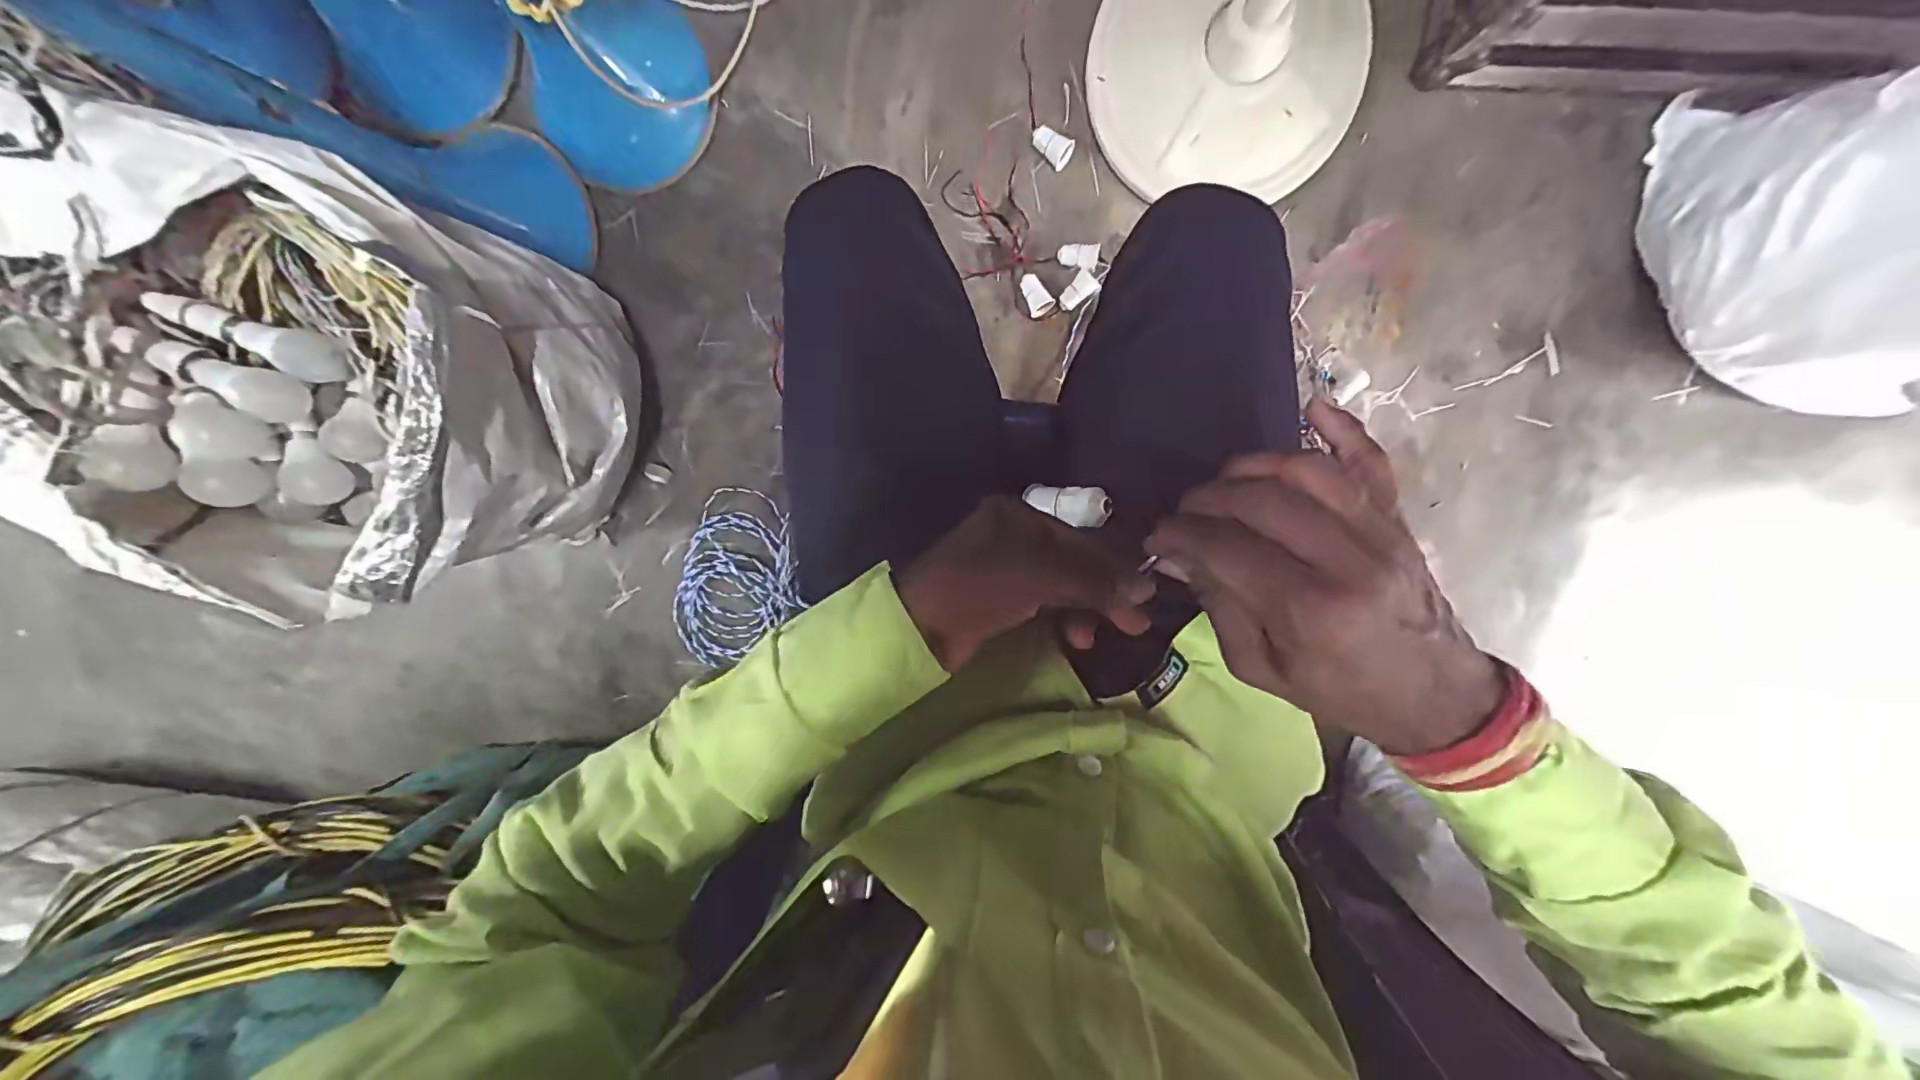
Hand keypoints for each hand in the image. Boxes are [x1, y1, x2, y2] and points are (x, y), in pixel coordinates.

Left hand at [896, 495, 1154, 670]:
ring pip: (1062, 586)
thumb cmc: (977, 586)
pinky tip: (1074, 638)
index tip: (1145, 595)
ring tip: (1097, 639)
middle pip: (1074, 562)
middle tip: (1135, 624)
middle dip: (1104, 593)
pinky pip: (1046, 604)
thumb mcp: (1038, 576)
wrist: (919, 627)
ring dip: (1086, 610)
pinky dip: (1063, 619)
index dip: (1115, 567)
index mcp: (1020, 516)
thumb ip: (1092, 581)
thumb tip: (1146, 589)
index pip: (1081, 539)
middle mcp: (1016, 536)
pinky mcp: (1002, 600)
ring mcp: (1008, 569)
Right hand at [1143, 397, 1500, 754]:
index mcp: (1310, 609)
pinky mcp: (1397, 521)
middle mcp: (1348, 561)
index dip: (1181, 534)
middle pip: (1263, 501)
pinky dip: (1343, 428)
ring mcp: (1380, 533)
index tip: (1156, 535)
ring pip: (1308, 470)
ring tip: (1224, 481)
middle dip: (1208, 499)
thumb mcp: (1259, 666)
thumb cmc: (1338, 690)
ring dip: (1253, 465)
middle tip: (1183, 511)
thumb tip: (1179, 554)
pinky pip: (1371, 461)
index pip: (1228, 548)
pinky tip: (1312, 406)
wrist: (1432, 696)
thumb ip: (1218, 604)